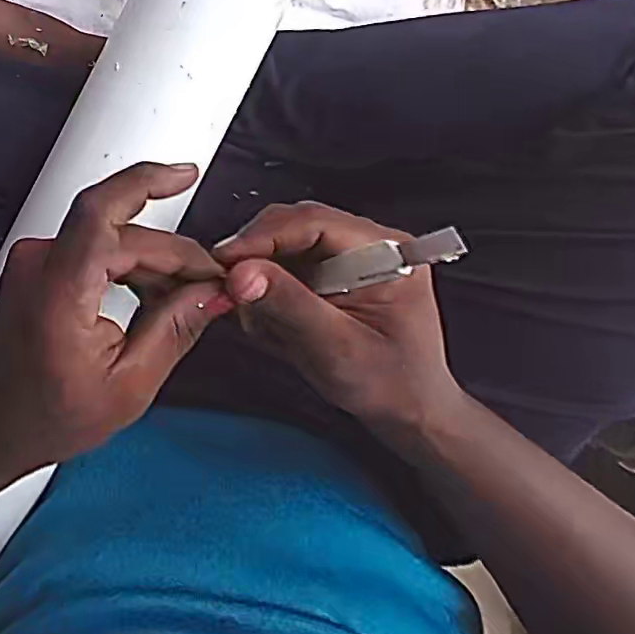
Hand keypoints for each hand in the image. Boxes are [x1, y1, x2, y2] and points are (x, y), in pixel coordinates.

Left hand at [0, 162, 234, 470]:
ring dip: (153, 260)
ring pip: (111, 236)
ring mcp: (36, 259)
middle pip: (121, 230)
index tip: (185, 175)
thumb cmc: (43, 411)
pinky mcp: (40, 261)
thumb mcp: (127, 387)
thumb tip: (211, 295)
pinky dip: (129, 264)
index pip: (100, 210)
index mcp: (58, 291)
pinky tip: (152, 294)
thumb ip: (174, 331)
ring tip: (182, 300)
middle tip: (210, 287)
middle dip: (174, 254)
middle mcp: (40, 263)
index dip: (145, 182)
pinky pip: (95, 246)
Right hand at [212, 202, 465, 442]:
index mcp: (387, 251)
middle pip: (290, 225)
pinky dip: (261, 288)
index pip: (314, 222)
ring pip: (277, 242)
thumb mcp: (338, 350)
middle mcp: (363, 243)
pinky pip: (276, 263)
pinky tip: (267, 319)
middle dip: (255, 254)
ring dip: (255, 273)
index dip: (263, 236)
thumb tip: (241, 272)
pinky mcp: (321, 270)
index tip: (227, 259)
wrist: (407, 411)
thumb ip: (290, 306)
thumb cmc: (392, 384)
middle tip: (227, 283)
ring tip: (254, 314)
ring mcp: (340, 255)